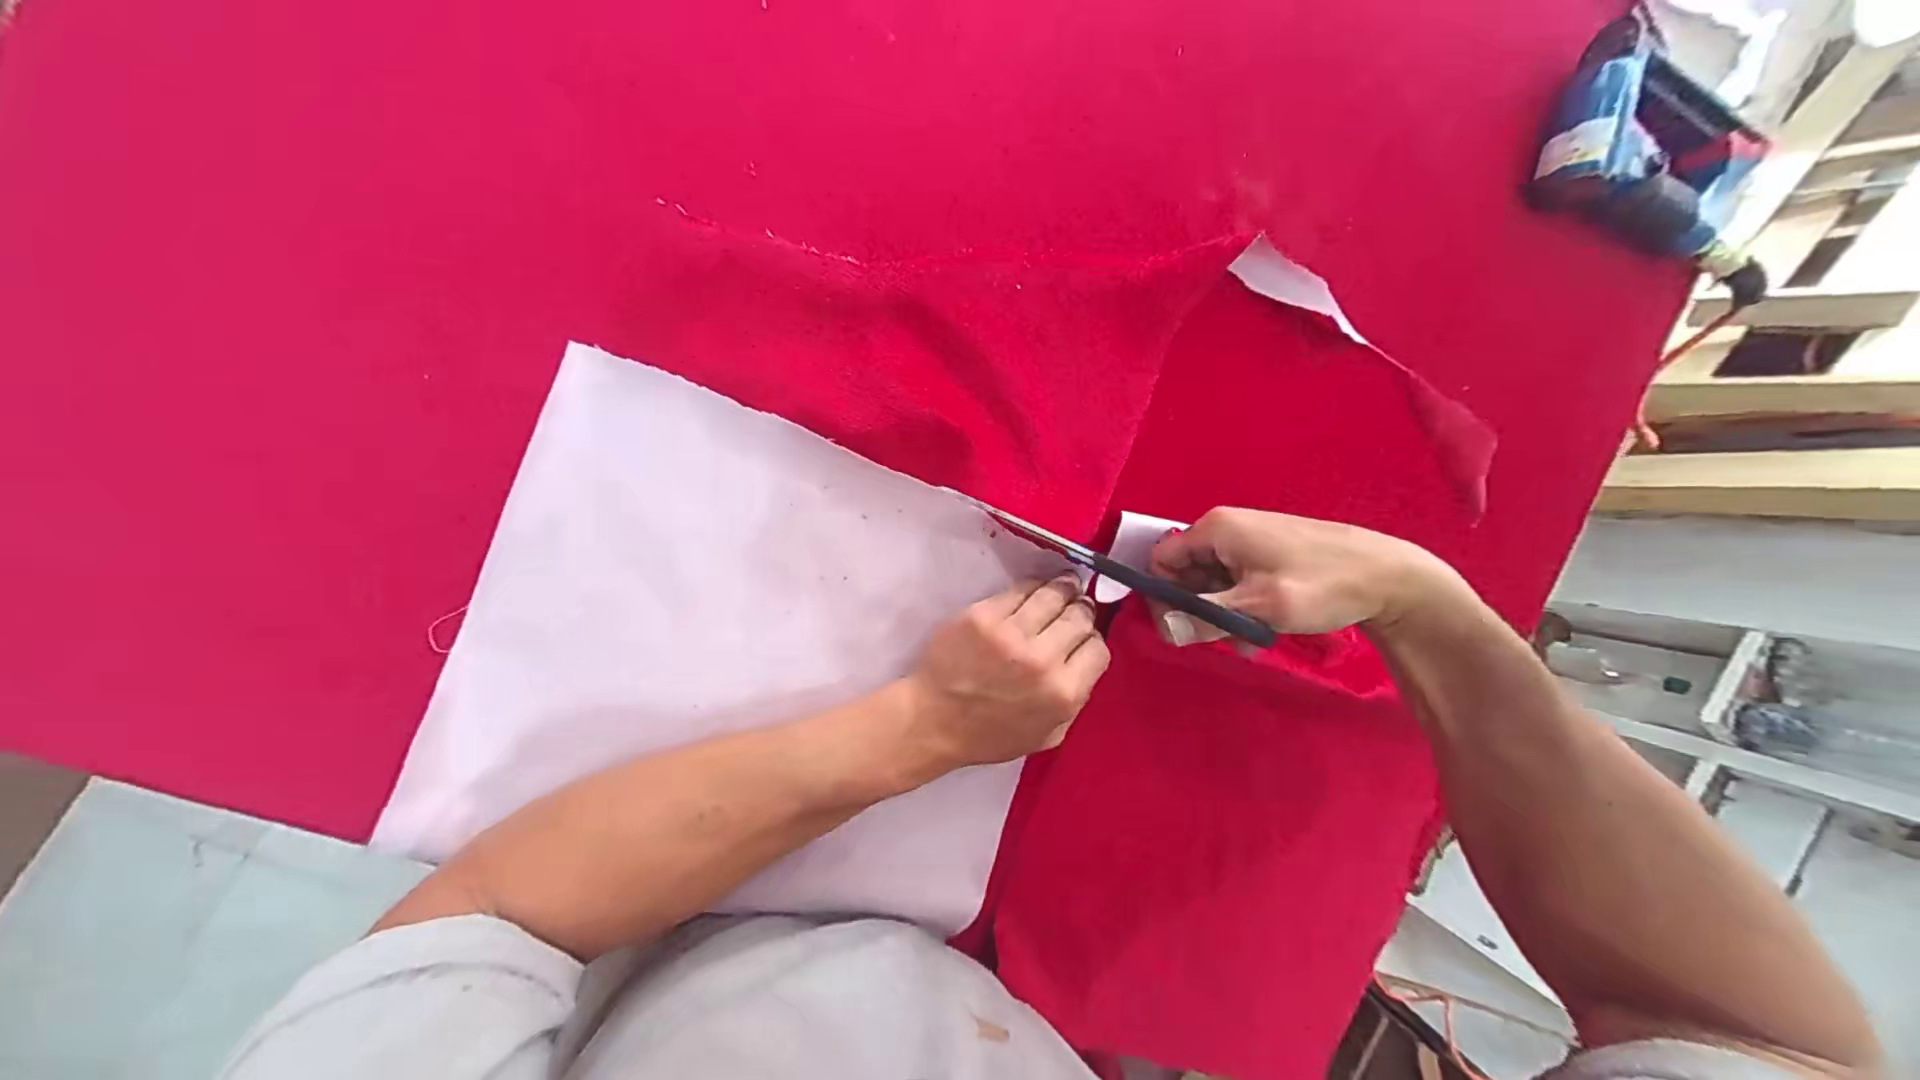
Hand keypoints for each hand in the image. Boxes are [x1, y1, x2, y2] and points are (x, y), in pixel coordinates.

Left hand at [900, 575, 1111, 769]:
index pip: (1098, 649)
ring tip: (1064, 585)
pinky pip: (1019, 590)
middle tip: (1078, 604)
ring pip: (1052, 595)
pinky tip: (1032, 590)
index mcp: (1063, 693)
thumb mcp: (1048, 735)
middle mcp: (1042, 660)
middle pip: (1079, 617)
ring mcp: (1010, 634)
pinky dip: (1031, 588)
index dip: (1092, 640)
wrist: (934, 720)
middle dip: (1082, 610)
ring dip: (1063, 588)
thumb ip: (1075, 700)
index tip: (1083, 637)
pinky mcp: (983, 616)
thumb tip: (1086, 662)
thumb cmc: (990, 734)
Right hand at [1148, 508, 1463, 636]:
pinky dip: (1242, 605)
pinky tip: (1265, 628)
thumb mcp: (1259, 607)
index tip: (1185, 626)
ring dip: (1223, 612)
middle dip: (1199, 608)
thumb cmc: (1321, 585)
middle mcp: (1226, 527)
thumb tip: (1164, 629)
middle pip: (1186, 572)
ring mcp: (1248, 538)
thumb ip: (1206, 617)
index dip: (1165, 596)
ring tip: (1251, 637)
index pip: (1161, 561)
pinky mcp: (1267, 551)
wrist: (1390, 576)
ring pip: (1212, 580)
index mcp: (1216, 529)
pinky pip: (1236, 579)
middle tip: (1224, 636)